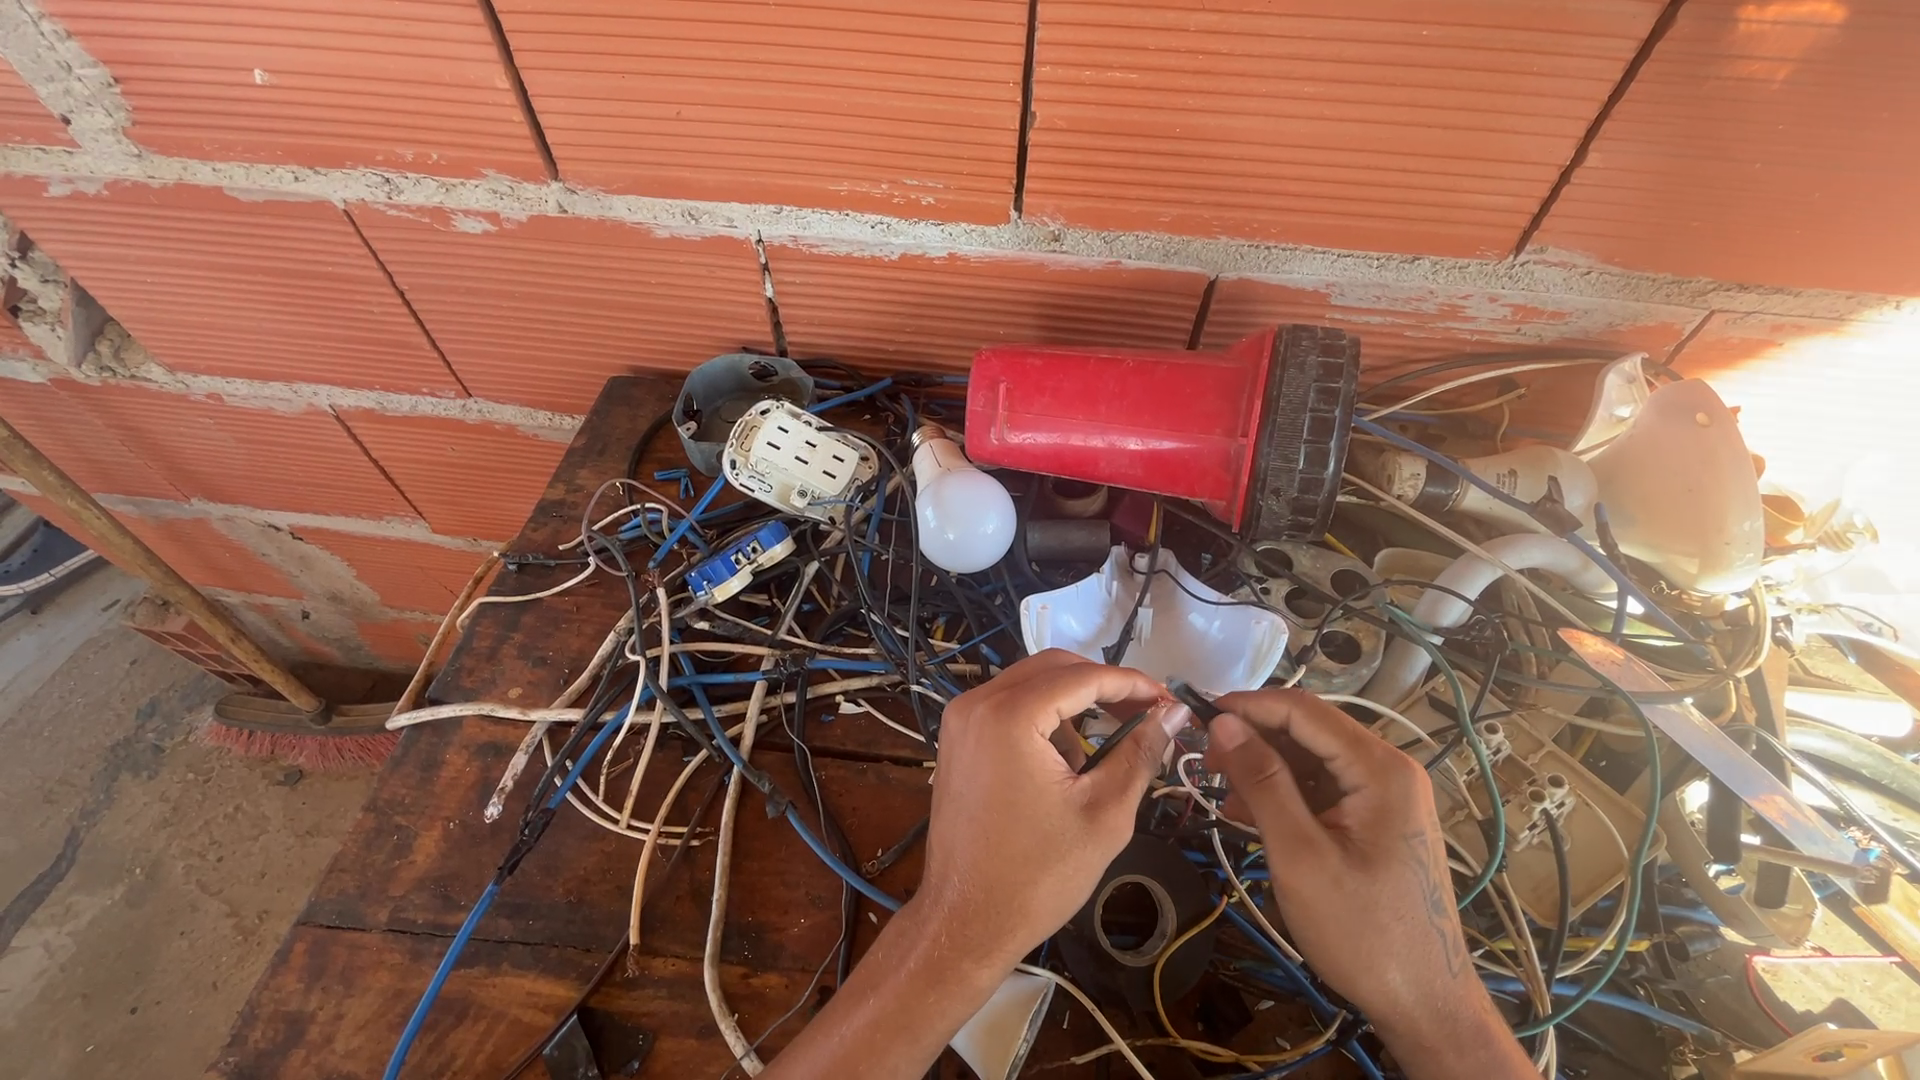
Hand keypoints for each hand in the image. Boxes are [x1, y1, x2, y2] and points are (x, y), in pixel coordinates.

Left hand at [916, 649, 1189, 968]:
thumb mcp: (1104, 812)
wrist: (967, 921)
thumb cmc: (1038, 874)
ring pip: (1030, 684)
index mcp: (1009, 715)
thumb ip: (1141, 751)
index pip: (1082, 676)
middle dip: (1103, 685)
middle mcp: (977, 703)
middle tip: (1147, 713)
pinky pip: (1009, 707)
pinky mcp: (958, 739)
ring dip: (1073, 702)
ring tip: (1108, 746)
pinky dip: (1043, 719)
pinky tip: (1066, 762)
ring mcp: (961, 720)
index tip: (1170, 700)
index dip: (1132, 683)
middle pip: (1052, 668)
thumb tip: (1175, 713)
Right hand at [1206, 689, 1527, 1079]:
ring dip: (1265, 767)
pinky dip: (1285, 793)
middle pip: (1309, 730)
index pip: (1303, 711)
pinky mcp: (1377, 820)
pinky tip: (1250, 814)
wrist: (1425, 1005)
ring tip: (1222, 791)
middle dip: (1254, 737)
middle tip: (1205, 760)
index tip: (1197, 716)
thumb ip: (1262, 781)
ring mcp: (1387, 796)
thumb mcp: (1300, 854)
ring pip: (1311, 758)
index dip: (1247, 706)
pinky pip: (1323, 788)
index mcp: (1380, 769)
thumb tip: (1222, 722)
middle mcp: (1389, 770)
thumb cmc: (1361, 931)